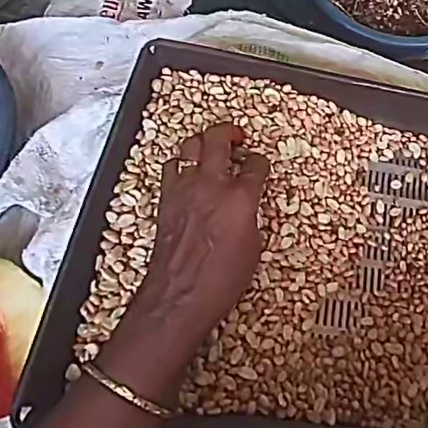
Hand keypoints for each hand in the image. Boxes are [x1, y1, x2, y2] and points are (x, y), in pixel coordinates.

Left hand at [129, 123, 269, 330]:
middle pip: (218, 138)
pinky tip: (189, 174)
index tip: (260, 166)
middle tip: (237, 136)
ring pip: (190, 145)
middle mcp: (212, 186)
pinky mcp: (166, 199)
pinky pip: (173, 167)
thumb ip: (251, 214)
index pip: (256, 164)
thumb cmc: (221, 278)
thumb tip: (248, 205)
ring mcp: (185, 189)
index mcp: (241, 197)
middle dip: (230, 132)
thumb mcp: (254, 245)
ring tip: (211, 149)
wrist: (181, 294)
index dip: (260, 162)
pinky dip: (182, 164)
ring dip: (203, 143)